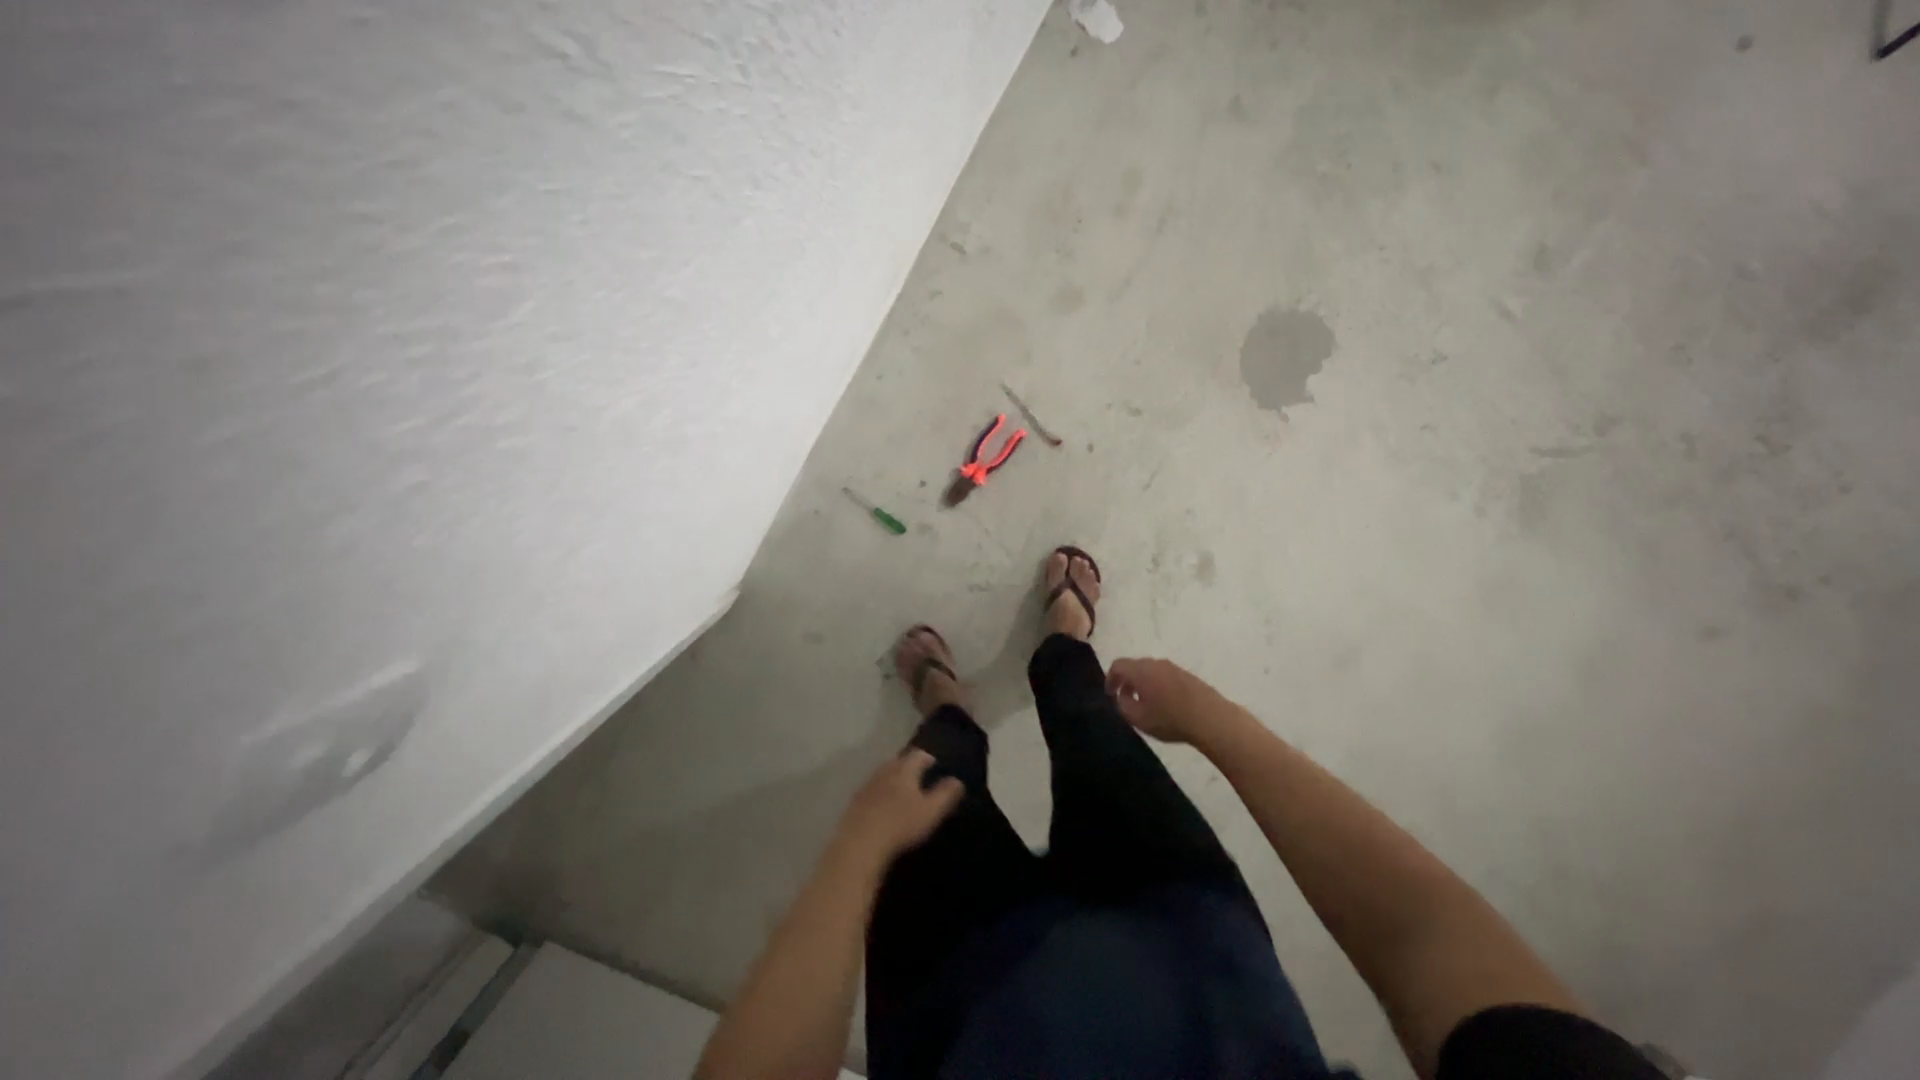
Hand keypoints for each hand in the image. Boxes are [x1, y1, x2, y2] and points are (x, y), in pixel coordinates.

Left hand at [835, 749, 964, 862]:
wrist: (860, 843)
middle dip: (909, 765)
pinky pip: (871, 790)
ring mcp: (866, 786)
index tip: (934, 764)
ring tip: (902, 790)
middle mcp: (884, 772)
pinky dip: (880, 792)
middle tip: (919, 775)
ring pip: (883, 774)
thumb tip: (957, 781)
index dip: (927, 757)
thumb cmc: (900, 824)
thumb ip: (946, 794)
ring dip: (893, 778)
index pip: (917, 754)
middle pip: (898, 761)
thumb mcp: (931, 811)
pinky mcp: (854, 802)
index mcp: (904, 770)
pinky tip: (882, 806)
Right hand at [1106, 657, 1228, 744]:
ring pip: (1151, 670)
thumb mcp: (1137, 718)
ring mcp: (1174, 667)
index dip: (1110, 678)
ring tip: (1144, 701)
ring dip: (1143, 682)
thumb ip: (1123, 705)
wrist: (1210, 717)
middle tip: (1124, 697)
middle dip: (1126, 680)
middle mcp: (1156, 663)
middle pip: (1135, 665)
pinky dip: (1157, 684)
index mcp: (1140, 670)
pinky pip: (1165, 675)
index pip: (1117, 665)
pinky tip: (1163, 702)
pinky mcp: (1187, 675)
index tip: (1110, 694)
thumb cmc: (1169, 718)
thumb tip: (1123, 695)